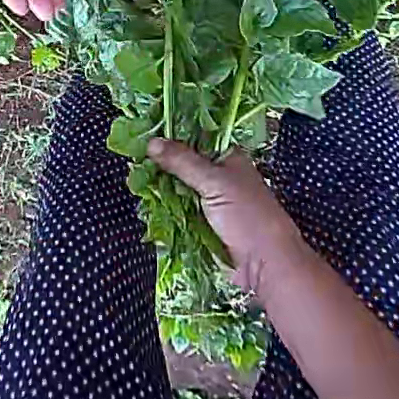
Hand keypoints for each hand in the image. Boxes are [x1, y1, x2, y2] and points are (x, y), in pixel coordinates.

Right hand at [148, 139, 307, 294]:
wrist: (264, 263)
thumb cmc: (247, 215)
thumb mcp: (215, 181)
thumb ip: (182, 162)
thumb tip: (152, 142)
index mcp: (226, 157)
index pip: (195, 140)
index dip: (171, 138)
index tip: (144, 135)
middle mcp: (217, 176)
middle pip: (182, 166)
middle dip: (161, 167)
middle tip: (134, 163)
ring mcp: (208, 202)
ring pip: (177, 190)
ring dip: (159, 190)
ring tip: (133, 182)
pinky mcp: (200, 225)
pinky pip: (177, 213)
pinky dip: (163, 211)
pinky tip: (144, 205)